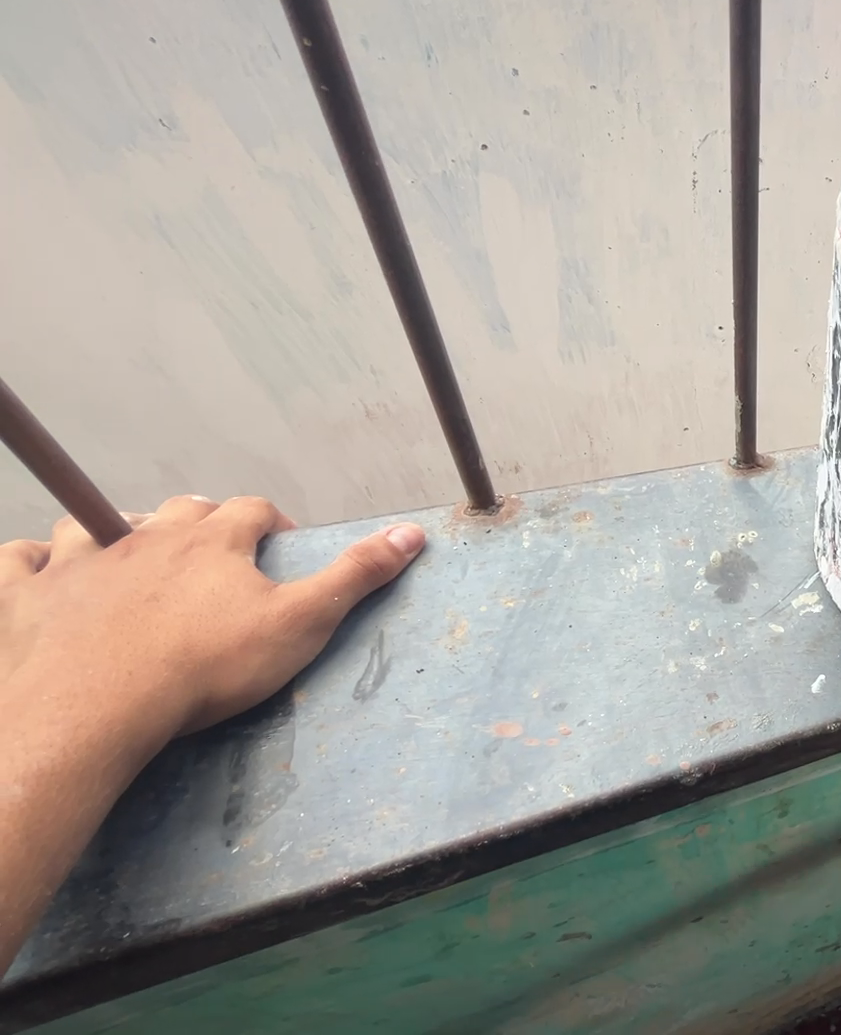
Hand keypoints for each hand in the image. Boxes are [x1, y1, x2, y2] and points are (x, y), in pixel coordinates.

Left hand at [0, 495, 424, 739]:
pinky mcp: (18, 600)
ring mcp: (73, 566)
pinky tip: (41, 573)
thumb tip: (413, 531)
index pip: (252, 509)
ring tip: (132, 560)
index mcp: (213, 541)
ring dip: (115, 532)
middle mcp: (144, 539)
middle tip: (217, 559)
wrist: (86, 718)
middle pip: (179, 511)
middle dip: (202, 524)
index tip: (282, 552)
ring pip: (91, 525)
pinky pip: (12, 562)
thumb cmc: (207, 666)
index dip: (273, 524)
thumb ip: (359, 573)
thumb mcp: (305, 621)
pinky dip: (27, 562)